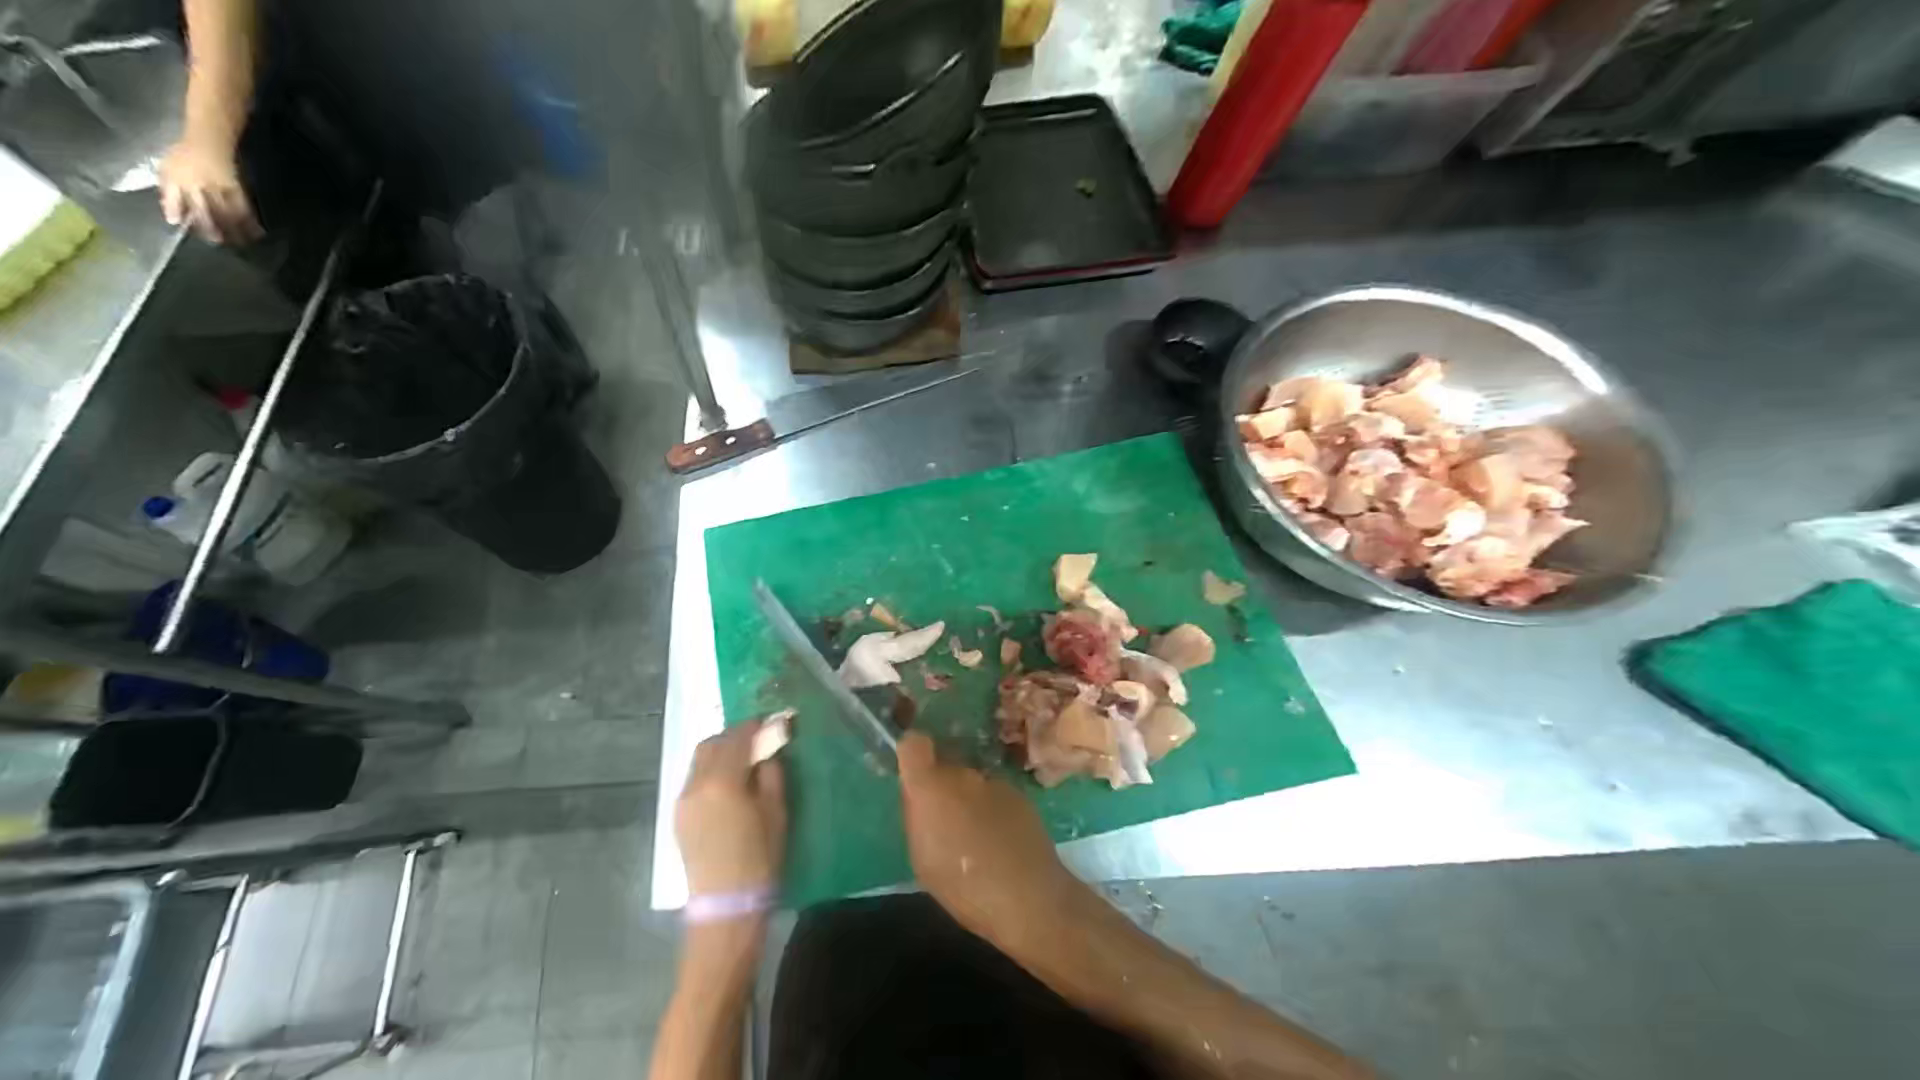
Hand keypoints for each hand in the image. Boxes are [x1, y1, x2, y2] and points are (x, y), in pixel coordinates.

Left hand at [158, 136, 261, 244]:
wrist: (207, 140)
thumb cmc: (184, 156)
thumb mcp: (166, 171)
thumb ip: (169, 195)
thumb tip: (173, 219)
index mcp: (177, 181)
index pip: (177, 203)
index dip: (181, 216)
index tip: (187, 231)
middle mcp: (196, 185)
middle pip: (204, 211)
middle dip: (211, 228)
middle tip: (219, 243)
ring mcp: (217, 187)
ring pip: (224, 212)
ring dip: (233, 228)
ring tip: (241, 242)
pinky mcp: (236, 188)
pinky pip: (243, 207)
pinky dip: (250, 221)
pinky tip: (257, 231)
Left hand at [676, 720, 786, 897]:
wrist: (726, 905)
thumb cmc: (760, 858)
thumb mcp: (777, 812)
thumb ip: (772, 774)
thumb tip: (768, 752)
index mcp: (723, 781)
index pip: (737, 738)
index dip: (754, 726)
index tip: (770, 722)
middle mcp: (696, 784)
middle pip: (711, 744)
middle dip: (733, 736)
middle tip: (756, 740)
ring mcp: (682, 800)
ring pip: (698, 761)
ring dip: (720, 752)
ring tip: (742, 761)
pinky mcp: (678, 816)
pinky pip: (693, 780)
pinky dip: (710, 771)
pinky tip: (727, 784)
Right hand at [897, 732, 1079, 944]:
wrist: (1028, 896)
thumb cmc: (963, 885)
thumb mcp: (921, 857)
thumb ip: (916, 816)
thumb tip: (917, 796)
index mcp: (931, 786)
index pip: (913, 743)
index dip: (911, 754)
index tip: (912, 775)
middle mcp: (963, 774)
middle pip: (944, 765)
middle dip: (940, 786)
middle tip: (943, 821)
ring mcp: (994, 781)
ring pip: (971, 781)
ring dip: (968, 799)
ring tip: (974, 837)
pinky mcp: (1020, 794)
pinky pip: (994, 795)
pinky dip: (992, 809)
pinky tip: (999, 841)